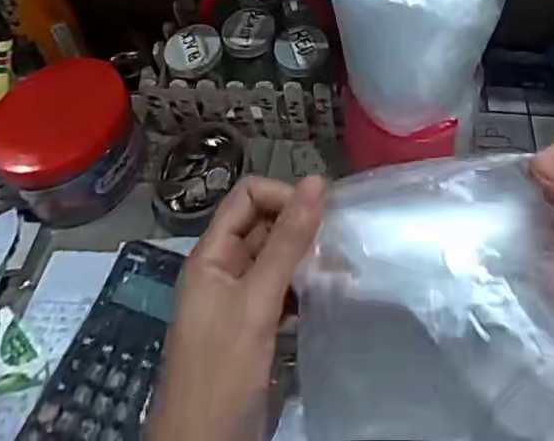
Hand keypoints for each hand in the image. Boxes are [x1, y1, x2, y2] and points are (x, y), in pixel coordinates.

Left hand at [149, 176, 324, 440]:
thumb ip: (287, 241)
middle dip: (301, 228)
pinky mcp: (257, 326)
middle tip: (339, 244)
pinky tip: (329, 295)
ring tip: (341, 270)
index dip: (282, 196)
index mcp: (211, 254)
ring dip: (307, 258)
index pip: (248, 197)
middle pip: (265, 224)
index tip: (320, 215)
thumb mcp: (256, 302)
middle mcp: (224, 268)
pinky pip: (284, 289)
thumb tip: (317, 181)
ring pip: (278, 257)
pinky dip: (305, 287)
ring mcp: (240, 299)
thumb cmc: (222, 372)